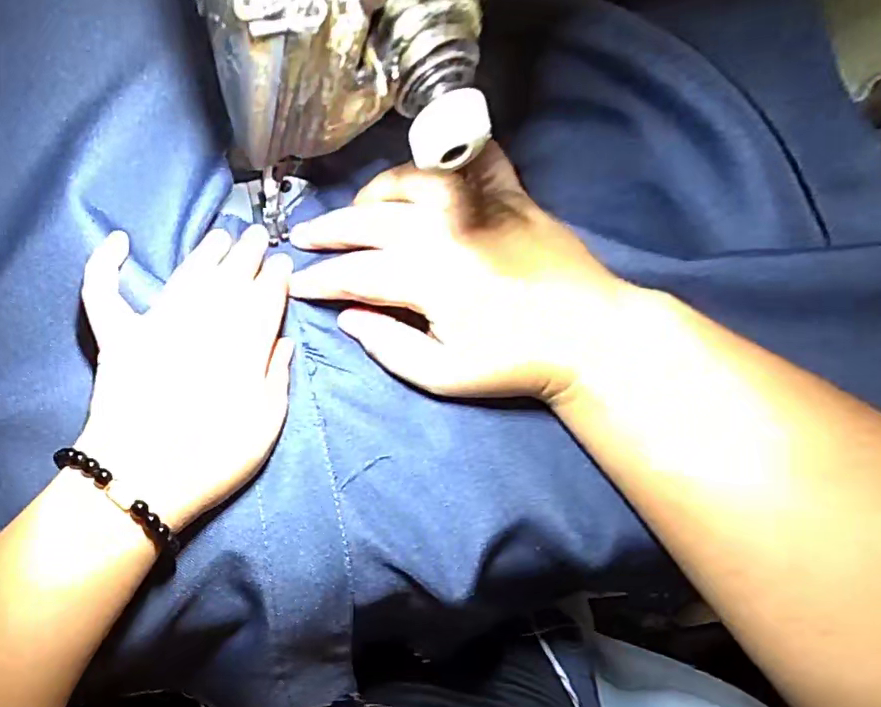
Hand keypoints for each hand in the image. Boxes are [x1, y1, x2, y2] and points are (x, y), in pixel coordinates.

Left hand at [77, 226, 295, 529]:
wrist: (144, 478)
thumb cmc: (213, 459)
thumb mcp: (266, 425)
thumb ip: (278, 377)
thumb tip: (283, 342)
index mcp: (246, 339)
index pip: (266, 293)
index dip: (275, 274)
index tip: (281, 263)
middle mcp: (204, 318)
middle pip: (230, 274)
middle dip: (247, 252)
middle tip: (256, 237)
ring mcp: (156, 322)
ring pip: (185, 272)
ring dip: (205, 250)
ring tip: (219, 238)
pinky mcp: (117, 335)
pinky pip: (104, 290)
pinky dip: (105, 263)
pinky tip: (117, 241)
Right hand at [288, 144, 638, 405]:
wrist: (587, 334)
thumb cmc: (511, 362)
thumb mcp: (441, 373)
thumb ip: (388, 345)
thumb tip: (348, 318)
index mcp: (426, 276)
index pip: (356, 273)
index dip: (319, 279)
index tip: (294, 283)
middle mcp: (445, 229)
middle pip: (371, 220)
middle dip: (329, 230)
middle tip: (302, 238)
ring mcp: (478, 204)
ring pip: (410, 180)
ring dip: (375, 193)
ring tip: (358, 210)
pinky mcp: (510, 194)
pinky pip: (470, 160)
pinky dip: (443, 162)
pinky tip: (428, 176)